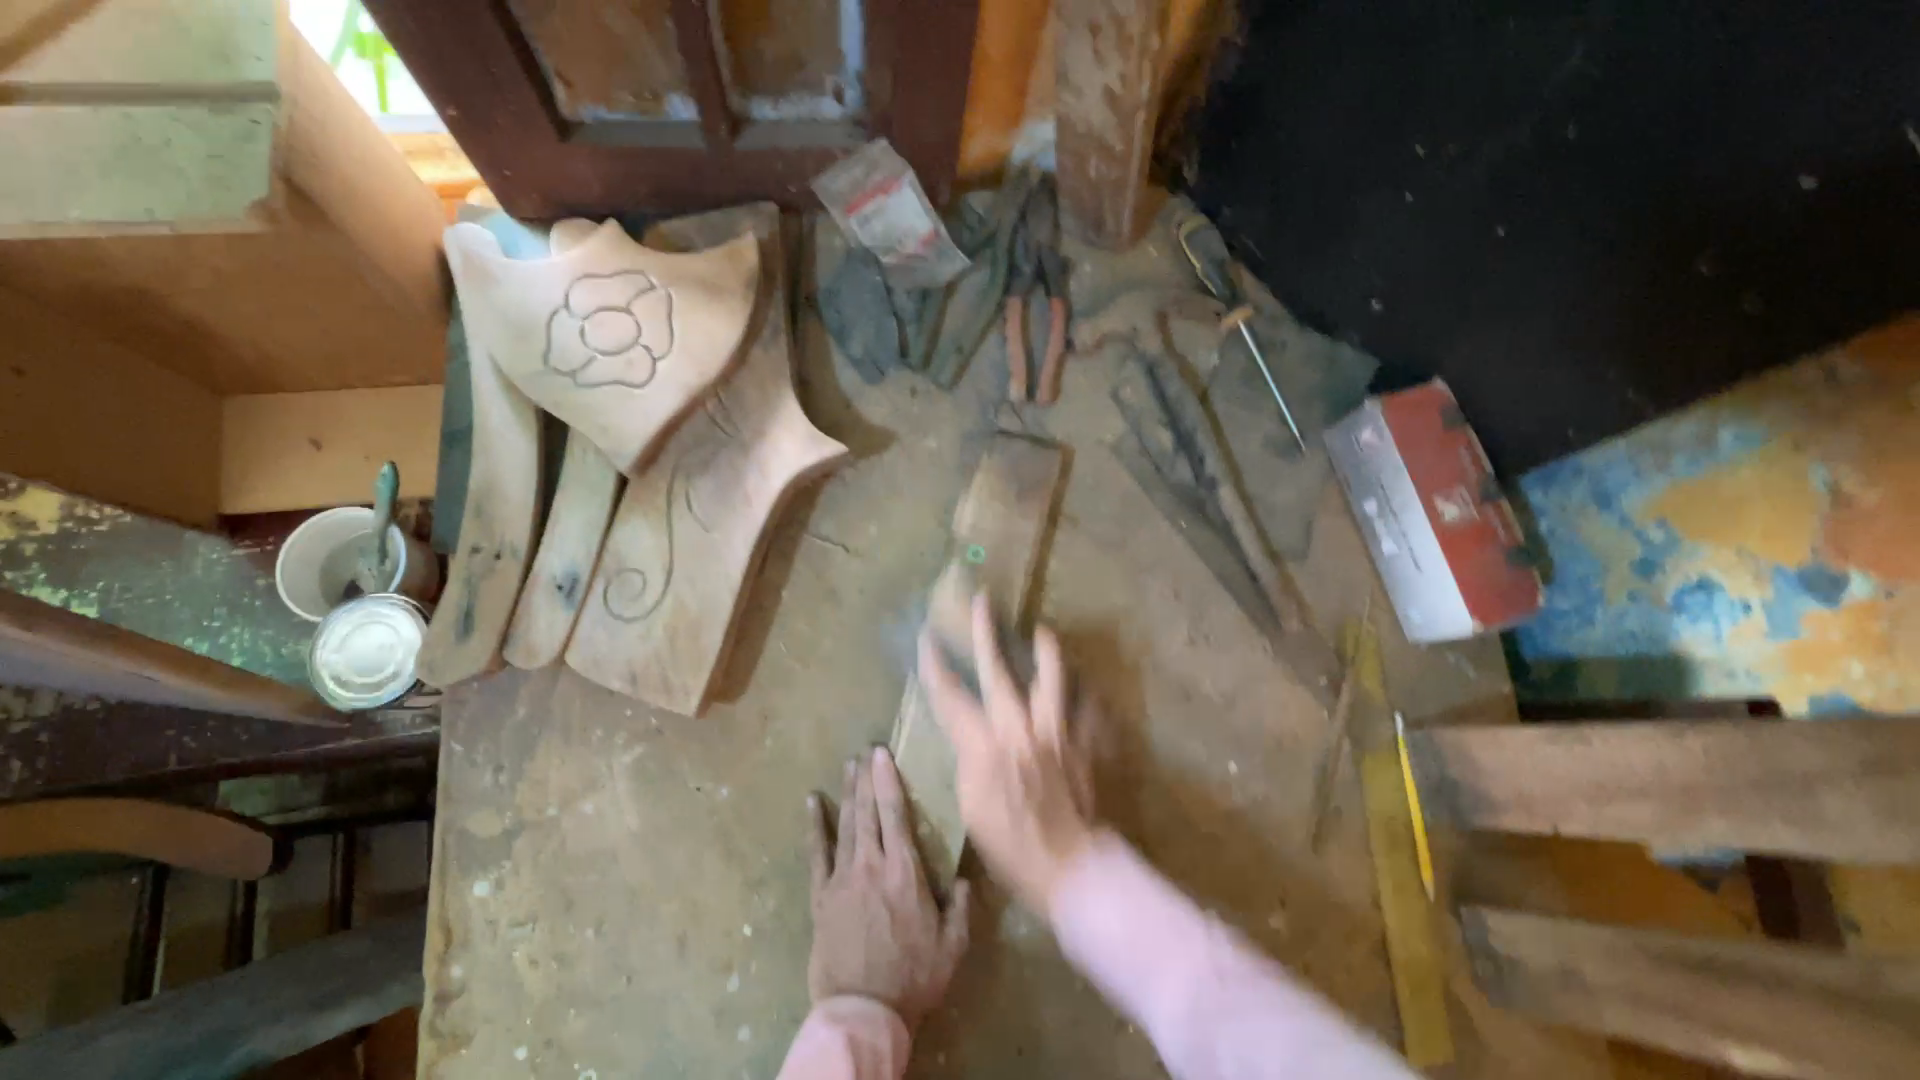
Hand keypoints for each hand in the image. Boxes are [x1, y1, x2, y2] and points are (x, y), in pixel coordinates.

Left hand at [806, 747, 970, 1027]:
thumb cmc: (914, 977)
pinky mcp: (820, 896)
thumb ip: (961, 908)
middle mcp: (872, 865)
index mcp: (905, 872)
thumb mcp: (953, 946)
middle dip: (867, 777)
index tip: (883, 754)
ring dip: (847, 792)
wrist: (863, 1009)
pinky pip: (816, 852)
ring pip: (846, 824)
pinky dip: (815, 825)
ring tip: (849, 765)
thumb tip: (965, 880)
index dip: (889, 780)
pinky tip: (813, 802)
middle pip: (868, 811)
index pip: (896, 814)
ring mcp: (842, 878)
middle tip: (866, 750)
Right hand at [918, 595, 1096, 915]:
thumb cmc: (1010, 846)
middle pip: (999, 670)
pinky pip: (1090, 708)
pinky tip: (1086, 688)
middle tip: (983, 600)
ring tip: (1043, 631)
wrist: (1070, 865)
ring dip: (1046, 650)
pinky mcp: (1087, 743)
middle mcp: (1020, 727)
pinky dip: (1087, 695)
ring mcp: (1058, 731)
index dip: (934, 665)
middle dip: (986, 632)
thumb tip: (972, 736)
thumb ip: (970, 759)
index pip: (950, 696)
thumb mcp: (971, 804)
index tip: (926, 637)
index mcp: (984, 745)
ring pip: (1053, 676)